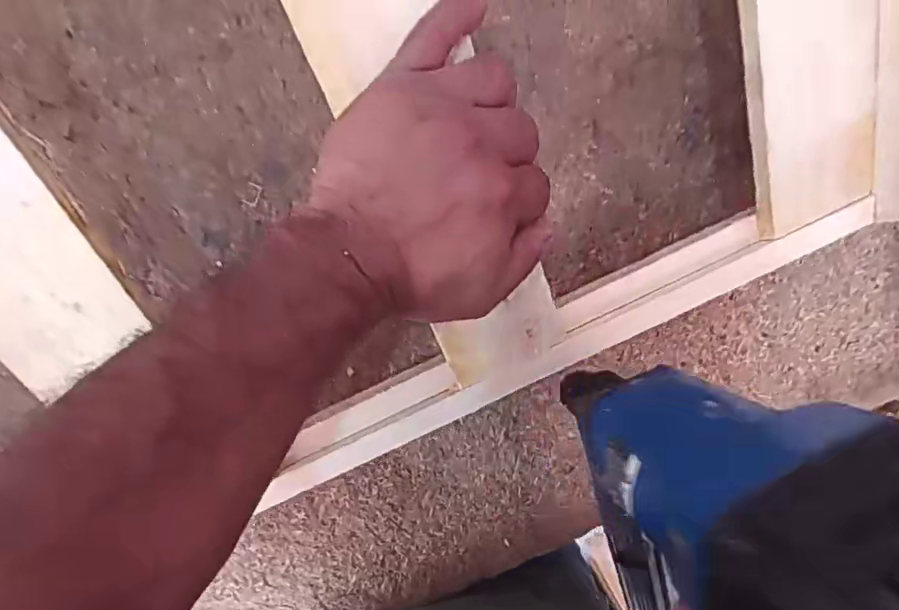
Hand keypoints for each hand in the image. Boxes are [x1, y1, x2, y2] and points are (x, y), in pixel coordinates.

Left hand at [302, 0, 551, 322]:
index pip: (534, 185)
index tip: (499, 214)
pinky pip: (435, 34)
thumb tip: (547, 228)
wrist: (352, 257)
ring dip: (494, 103)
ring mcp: (441, 108)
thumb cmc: (410, 277)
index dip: (518, 204)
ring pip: (495, 80)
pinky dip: (458, 16)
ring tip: (475, 126)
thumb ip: (522, 259)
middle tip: (479, 181)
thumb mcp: (481, 293)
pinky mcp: (402, 87)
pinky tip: (476, 8)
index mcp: (502, 195)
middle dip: (510, 159)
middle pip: (521, 132)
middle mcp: (480, 144)